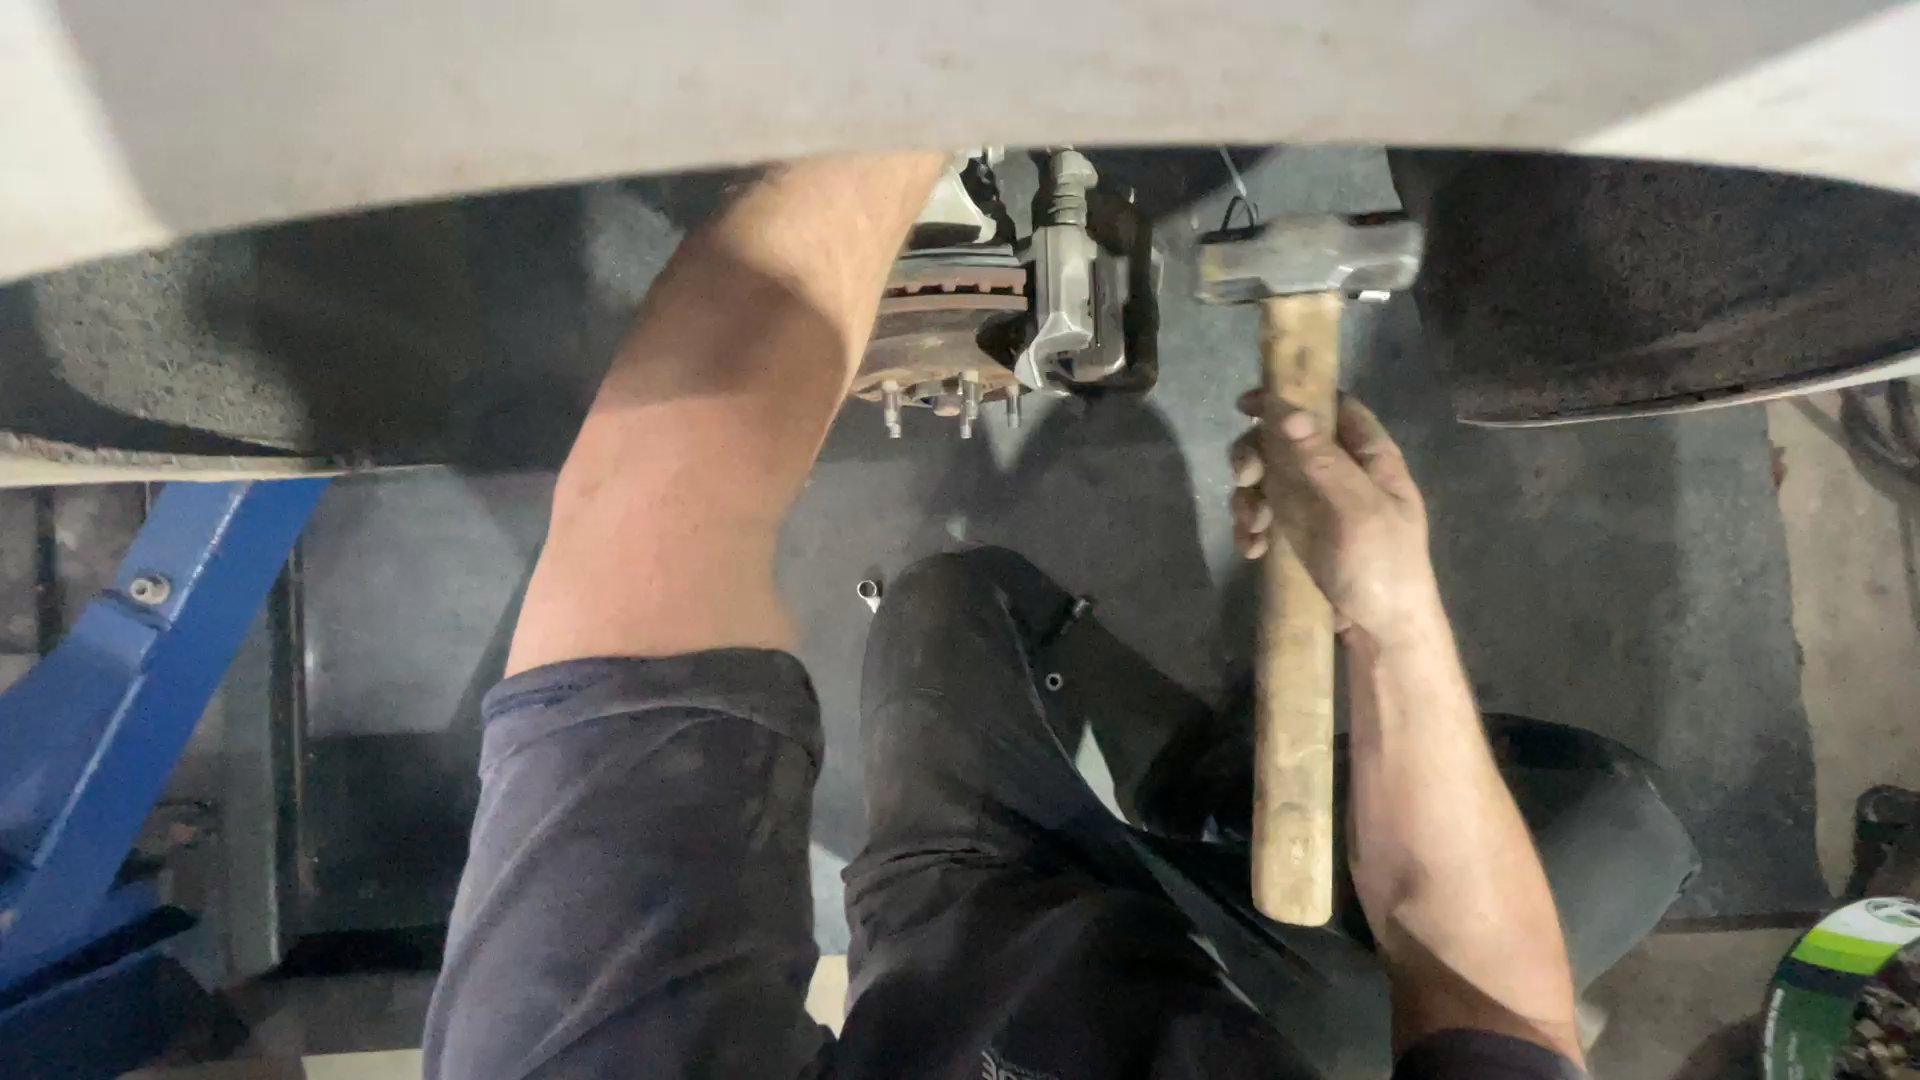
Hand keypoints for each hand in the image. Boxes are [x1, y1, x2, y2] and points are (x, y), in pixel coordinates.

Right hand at [1230, 391, 1443, 646]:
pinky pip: (1260, 513)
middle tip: (1244, 477)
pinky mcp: (1294, 530)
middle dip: (1256, 455)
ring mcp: (1313, 500)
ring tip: (1252, 527)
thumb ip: (1325, 461)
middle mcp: (1337, 471)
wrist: (1381, 630)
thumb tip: (1290, 412)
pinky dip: (1250, 527)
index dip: (1291, 398)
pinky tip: (1254, 550)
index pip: (1331, 408)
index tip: (1248, 405)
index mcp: (1367, 457)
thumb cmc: (1383, 566)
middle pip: (1284, 439)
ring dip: (1248, 497)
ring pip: (1265, 476)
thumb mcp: (1358, 511)